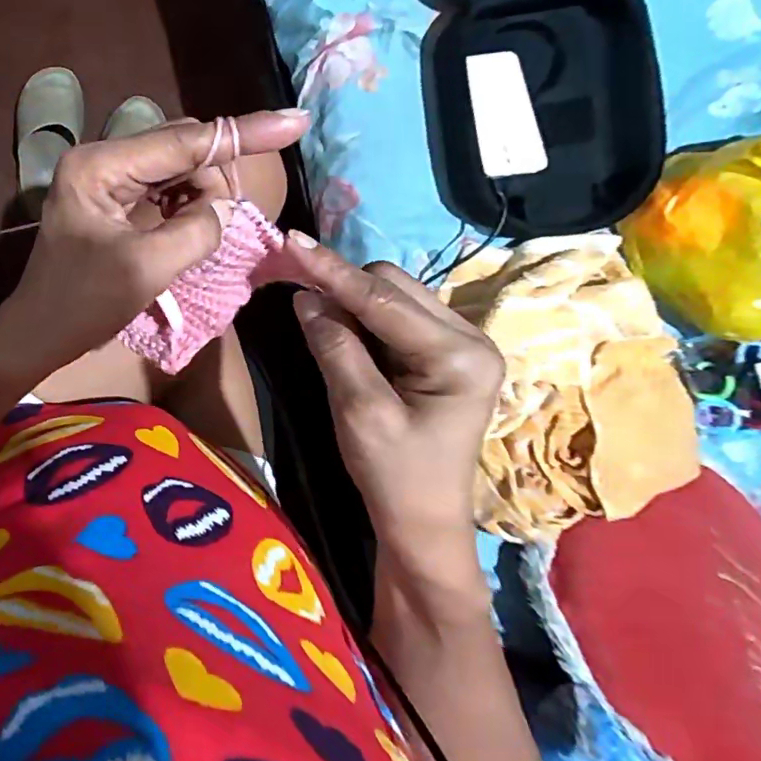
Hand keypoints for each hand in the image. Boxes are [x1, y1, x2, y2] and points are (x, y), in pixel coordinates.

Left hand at [2, 109, 310, 366]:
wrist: (37, 332)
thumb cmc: (82, 303)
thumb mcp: (146, 268)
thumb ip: (196, 228)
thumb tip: (224, 208)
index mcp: (99, 167)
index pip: (183, 140)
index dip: (241, 133)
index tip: (295, 121)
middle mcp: (98, 160)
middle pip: (179, 145)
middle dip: (215, 173)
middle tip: (230, 217)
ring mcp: (101, 177)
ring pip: (173, 165)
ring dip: (201, 190)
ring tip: (209, 226)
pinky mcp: (106, 198)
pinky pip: (159, 186)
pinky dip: (183, 202)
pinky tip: (193, 222)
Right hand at [280, 236, 502, 554]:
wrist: (422, 519)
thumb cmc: (393, 473)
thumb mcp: (358, 410)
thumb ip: (334, 347)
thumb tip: (306, 297)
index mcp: (458, 356)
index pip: (382, 298)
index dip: (331, 270)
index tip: (290, 240)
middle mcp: (470, 338)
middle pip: (392, 284)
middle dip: (342, 286)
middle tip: (299, 301)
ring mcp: (461, 344)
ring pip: (394, 294)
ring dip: (351, 300)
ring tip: (320, 322)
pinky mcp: (444, 353)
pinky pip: (396, 314)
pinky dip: (363, 316)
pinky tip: (344, 333)